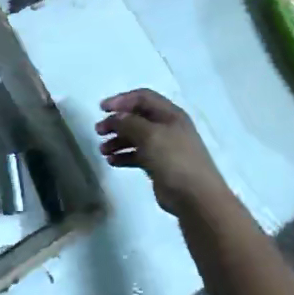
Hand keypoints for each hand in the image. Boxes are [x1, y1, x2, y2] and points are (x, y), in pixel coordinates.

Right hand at [96, 89, 233, 217]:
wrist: (195, 196)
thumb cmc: (174, 159)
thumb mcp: (150, 135)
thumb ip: (129, 123)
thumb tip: (115, 117)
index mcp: (170, 114)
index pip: (142, 98)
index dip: (121, 100)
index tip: (102, 109)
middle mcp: (167, 128)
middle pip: (136, 118)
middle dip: (116, 122)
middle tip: (98, 131)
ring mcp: (164, 147)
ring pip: (135, 137)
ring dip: (117, 141)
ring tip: (102, 150)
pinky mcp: (158, 165)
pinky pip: (137, 155)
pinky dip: (123, 156)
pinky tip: (112, 162)